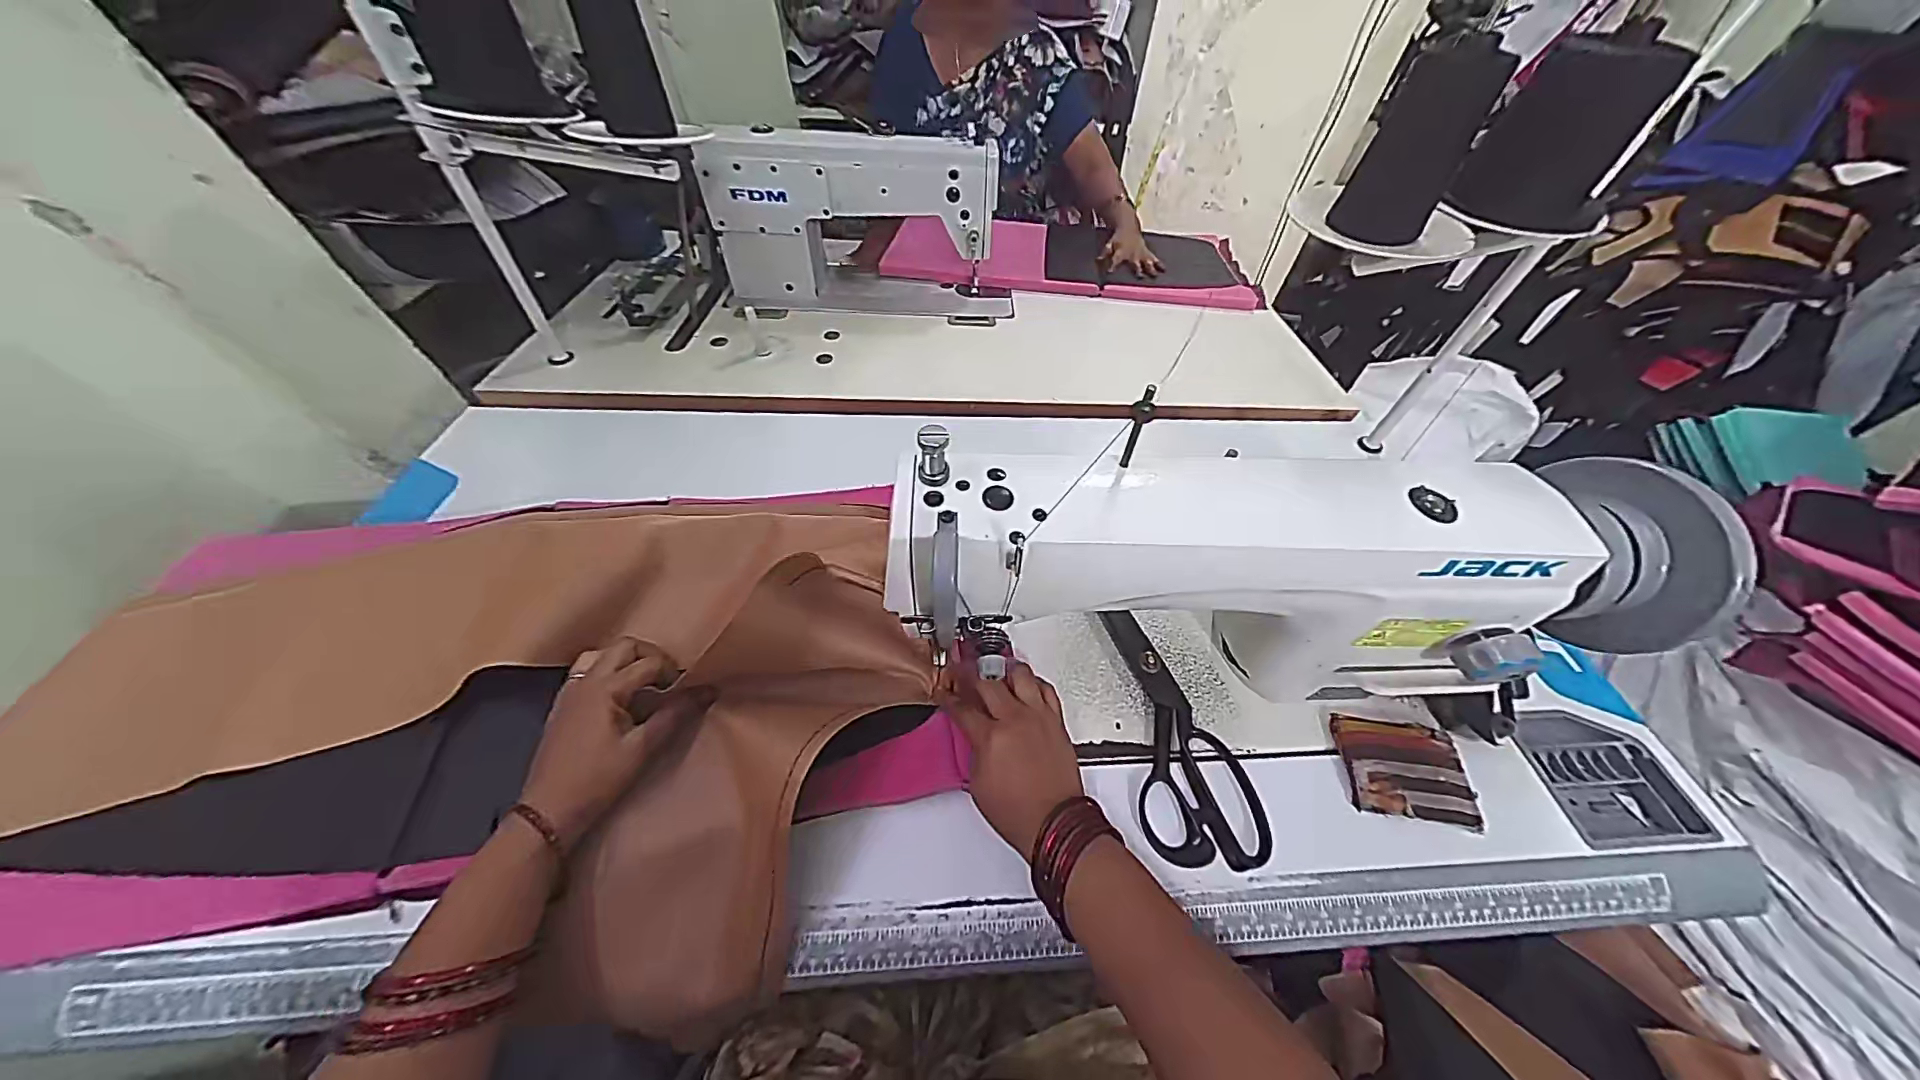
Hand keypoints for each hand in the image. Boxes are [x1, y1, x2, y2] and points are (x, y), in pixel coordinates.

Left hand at [517, 638, 715, 848]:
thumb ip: (675, 714)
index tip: (687, 691)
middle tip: (669, 681)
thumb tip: (708, 690)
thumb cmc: (598, 780)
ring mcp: (570, 691)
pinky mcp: (562, 705)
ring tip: (645, 687)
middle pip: (624, 647)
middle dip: (652, 656)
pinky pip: (588, 673)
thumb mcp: (642, 748)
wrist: (548, 811)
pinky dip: (610, 675)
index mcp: (605, 688)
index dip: (674, 672)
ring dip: (628, 663)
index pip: (649, 663)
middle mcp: (585, 681)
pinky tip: (620, 700)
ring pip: (604, 656)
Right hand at [941, 658, 1083, 860]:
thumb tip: (974, 735)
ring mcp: (1038, 717)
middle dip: (968, 673)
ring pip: (1020, 675)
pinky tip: (1027, 683)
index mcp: (991, 737)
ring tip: (996, 668)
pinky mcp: (1056, 721)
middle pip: (986, 682)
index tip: (944, 691)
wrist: (1054, 822)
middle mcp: (1015, 721)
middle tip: (962, 671)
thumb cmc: (1020, 811)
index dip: (948, 696)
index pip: (962, 707)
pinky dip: (1034, 682)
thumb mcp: (978, 783)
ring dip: (1003, 669)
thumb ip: (974, 750)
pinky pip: (1046, 690)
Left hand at [1101, 225, 1163, 277]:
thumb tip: (1098, 260)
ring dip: (1150, 269)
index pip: (1116, 261)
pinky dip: (1159, 264)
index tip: (1111, 271)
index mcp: (1121, 253)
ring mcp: (1141, 254)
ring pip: (1146, 262)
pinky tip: (1164, 269)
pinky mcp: (1147, 253)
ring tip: (1155, 275)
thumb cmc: (1118, 238)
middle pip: (1135, 264)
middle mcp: (1132, 255)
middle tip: (1140, 276)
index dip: (1112, 266)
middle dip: (1137, 270)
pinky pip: (1154, 259)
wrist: (1128, 226)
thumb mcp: (1109, 244)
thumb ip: (1105, 253)